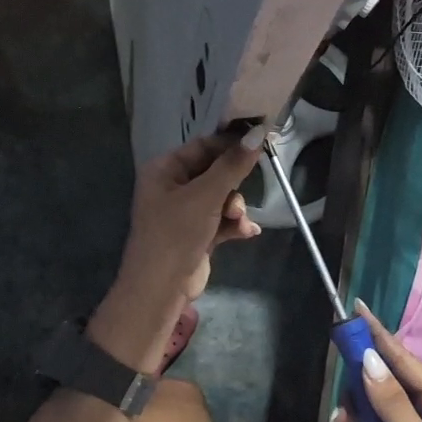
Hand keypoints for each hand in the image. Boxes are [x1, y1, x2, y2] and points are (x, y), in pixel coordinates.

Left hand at [90, 126, 263, 372]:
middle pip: (215, 173)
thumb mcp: (205, 196)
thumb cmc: (176, 234)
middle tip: (241, 193)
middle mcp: (172, 187)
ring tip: (238, 220)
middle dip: (233, 185)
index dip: (231, 146)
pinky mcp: (197, 235)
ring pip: (221, 198)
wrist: (160, 288)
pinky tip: (247, 233)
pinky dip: (234, 225)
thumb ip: (232, 166)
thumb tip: (258, 133)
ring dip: (235, 208)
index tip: (260, 145)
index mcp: (164, 170)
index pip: (203, 146)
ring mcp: (184, 213)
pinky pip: (222, 221)